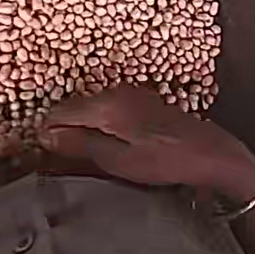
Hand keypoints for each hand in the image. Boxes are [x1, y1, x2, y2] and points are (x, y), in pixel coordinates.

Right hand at [39, 86, 254, 200]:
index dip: (48, 132)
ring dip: (84, 127)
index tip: (44, 152)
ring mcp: (132, 94)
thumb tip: (45, 134)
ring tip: (87, 155)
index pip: (59, 111)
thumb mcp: (118, 160)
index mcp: (106, 105)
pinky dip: (102, 124)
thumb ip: (81, 144)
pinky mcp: (144, 102)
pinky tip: (110, 145)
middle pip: (75, 107)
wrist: (209, 153)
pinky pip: (111, 109)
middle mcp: (117, 92)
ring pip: (93, 108)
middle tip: (63, 158)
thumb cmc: (165, 161)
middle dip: (64, 129)